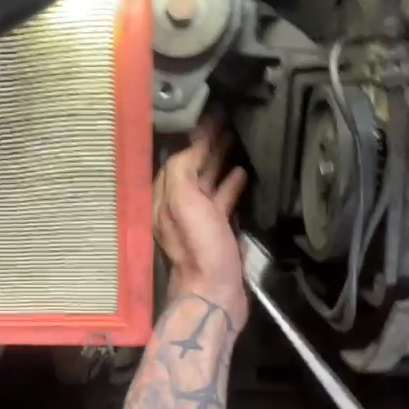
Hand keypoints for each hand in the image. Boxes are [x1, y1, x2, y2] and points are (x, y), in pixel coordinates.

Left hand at [155, 116, 247, 307]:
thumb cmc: (199, 247)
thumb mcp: (184, 202)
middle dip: (208, 144)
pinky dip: (231, 185)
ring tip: (238, 139)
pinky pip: (222, 200)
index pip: (177, 156)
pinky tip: (244, 174)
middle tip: (228, 121)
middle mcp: (177, 206)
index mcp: (164, 197)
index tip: (211, 114)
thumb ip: (182, 170)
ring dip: (220, 161)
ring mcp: (197, 220)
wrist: (215, 294)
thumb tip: (192, 145)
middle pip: (192, 167)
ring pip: (208, 181)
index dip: (194, 135)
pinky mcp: (217, 233)